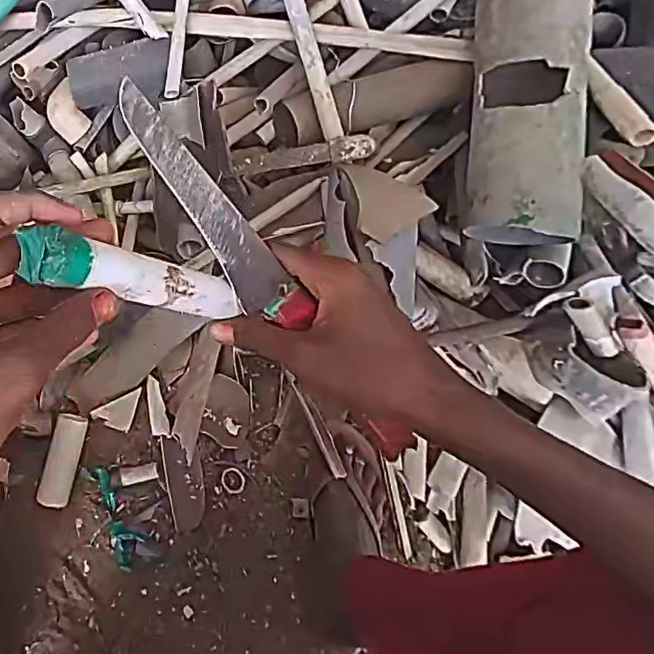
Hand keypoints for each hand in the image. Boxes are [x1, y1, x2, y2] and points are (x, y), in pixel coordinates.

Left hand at [0, 192, 117, 514]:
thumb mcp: (16, 368)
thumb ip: (66, 328)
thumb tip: (101, 302)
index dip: (36, 208)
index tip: (74, 218)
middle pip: (3, 249)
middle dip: (54, 249)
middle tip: (97, 250)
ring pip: (8, 284)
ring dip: (52, 286)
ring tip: (96, 288)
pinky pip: (4, 316)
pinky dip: (38, 316)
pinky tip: (74, 322)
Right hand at [211, 246, 478, 441]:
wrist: (427, 401)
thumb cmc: (380, 377)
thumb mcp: (303, 357)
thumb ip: (257, 337)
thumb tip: (226, 327)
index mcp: (336, 275)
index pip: (278, 251)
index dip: (249, 267)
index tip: (231, 286)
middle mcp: (351, 277)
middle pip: (290, 275)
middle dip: (271, 303)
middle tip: (267, 329)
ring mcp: (360, 294)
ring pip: (307, 295)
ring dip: (292, 318)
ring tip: (296, 346)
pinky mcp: (365, 313)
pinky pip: (325, 308)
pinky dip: (311, 326)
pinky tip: (314, 352)